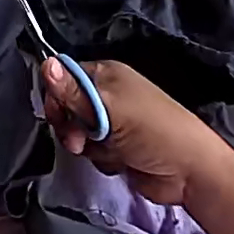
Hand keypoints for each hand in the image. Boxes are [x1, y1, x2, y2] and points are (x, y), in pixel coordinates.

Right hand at [40, 58, 233, 204]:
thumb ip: (75, 91)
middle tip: (78, 139)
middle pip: (68, 106)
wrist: (188, 170)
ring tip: (105, 150)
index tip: (59, 114)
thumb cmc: (152, 129)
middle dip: (70, 125)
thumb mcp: (110, 108)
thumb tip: (45, 63)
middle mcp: (107, 94)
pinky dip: (101, 157)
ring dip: (87, 144)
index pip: (65, 76)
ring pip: (78, 131)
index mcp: (107, 74)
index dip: (56, 95)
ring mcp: (113, 122)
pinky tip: (118, 161)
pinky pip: (92, 150)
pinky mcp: (117, 147)